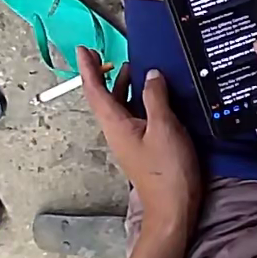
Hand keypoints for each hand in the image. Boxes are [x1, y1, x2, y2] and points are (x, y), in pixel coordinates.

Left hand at [78, 47, 200, 233]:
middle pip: (105, 97)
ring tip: (132, 67)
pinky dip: (138, 98)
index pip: (96, 91)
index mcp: (117, 125)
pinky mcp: (144, 146)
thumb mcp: (164, 128)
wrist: (173, 208)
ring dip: (122, 85)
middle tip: (103, 53)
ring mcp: (130, 140)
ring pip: (120, 106)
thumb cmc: (167, 170)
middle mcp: (118, 131)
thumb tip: (151, 75)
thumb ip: (156, 98)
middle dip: (102, 74)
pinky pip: (134, 115)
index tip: (83, 49)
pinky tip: (153, 94)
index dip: (89, 69)